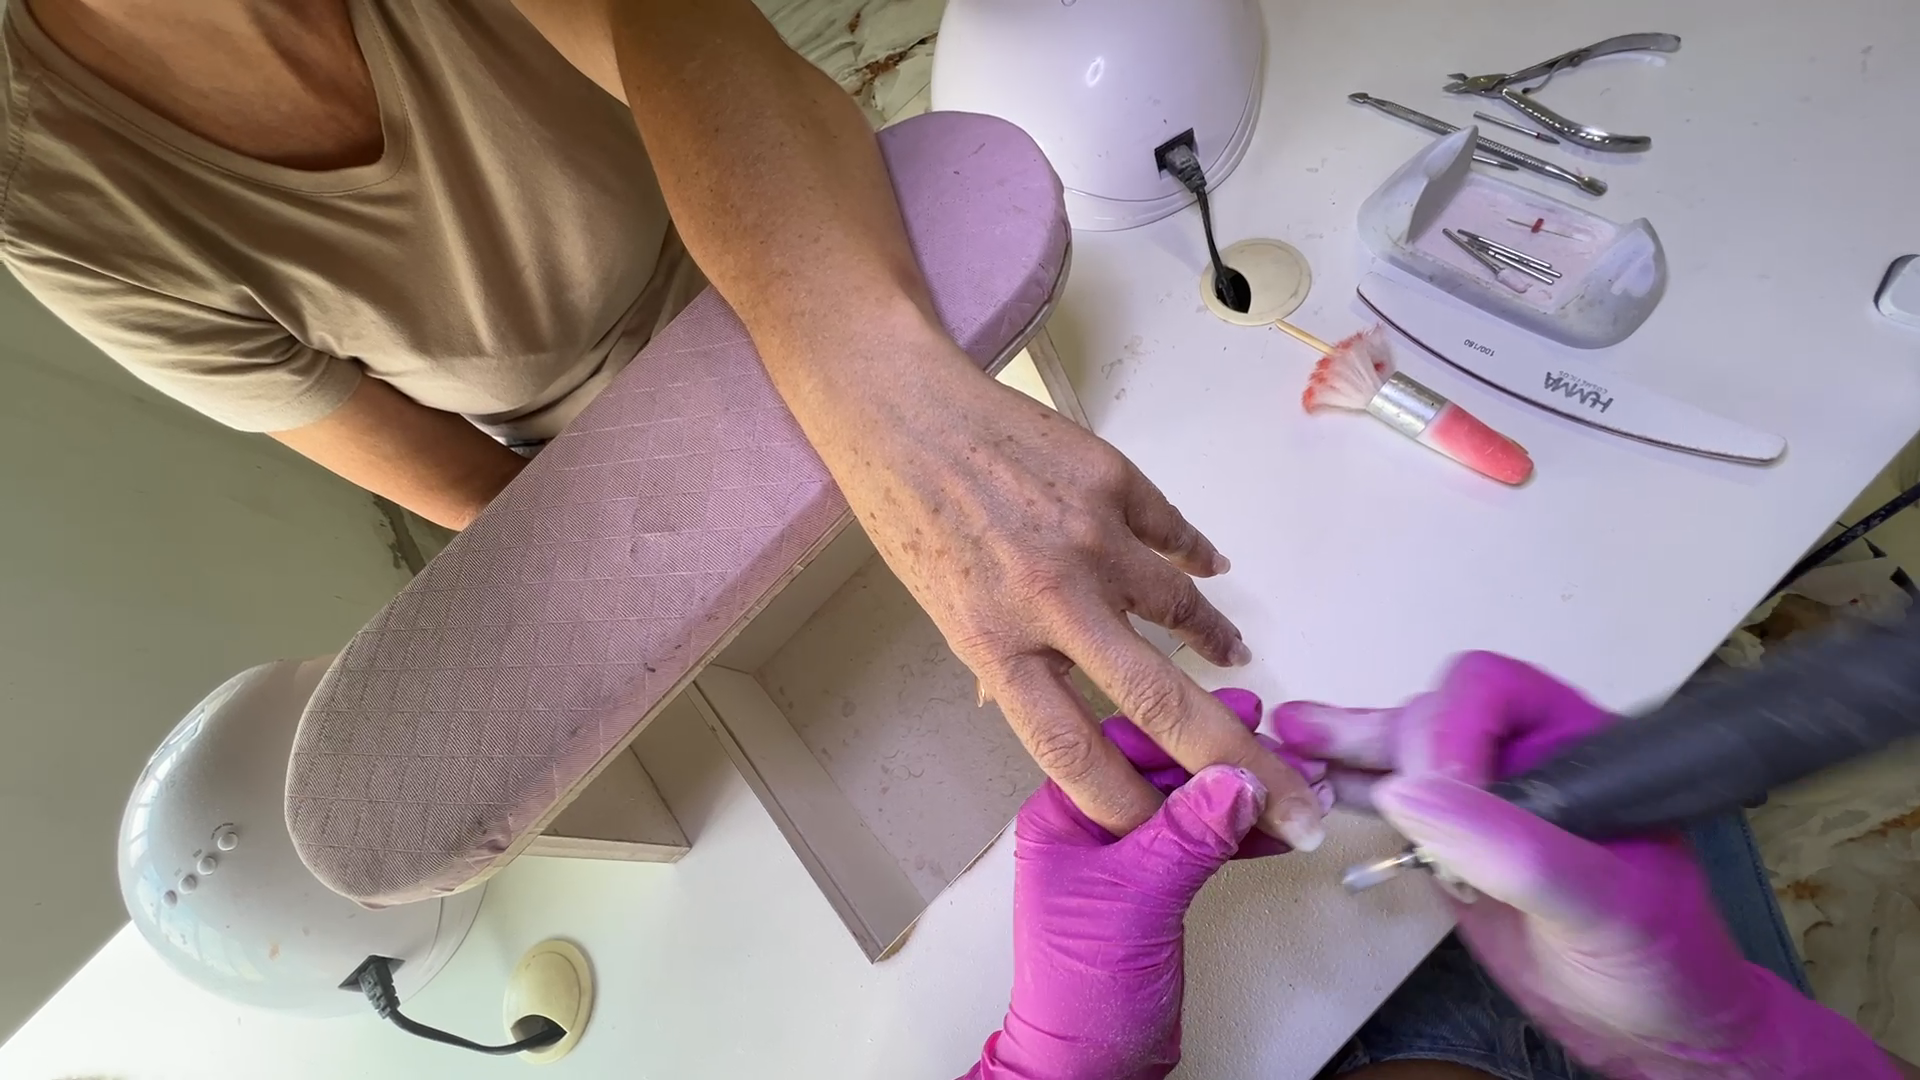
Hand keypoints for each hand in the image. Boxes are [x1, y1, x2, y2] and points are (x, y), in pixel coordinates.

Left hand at [819, 349, 1324, 850]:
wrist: (905, 416)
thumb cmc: (909, 516)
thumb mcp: (945, 610)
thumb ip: (1011, 658)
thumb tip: (1064, 699)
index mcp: (995, 642)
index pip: (1073, 752)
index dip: (1131, 808)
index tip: (1174, 833)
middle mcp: (1050, 596)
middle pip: (1159, 701)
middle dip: (1239, 767)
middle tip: (1294, 806)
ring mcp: (1089, 534)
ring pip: (1181, 605)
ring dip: (1214, 639)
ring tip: (1231, 655)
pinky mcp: (1111, 478)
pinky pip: (1173, 531)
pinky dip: (1193, 556)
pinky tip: (1207, 569)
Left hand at [965, 690, 1330, 1079]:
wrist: (1091, 1066)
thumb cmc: (1080, 990)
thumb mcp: (1135, 898)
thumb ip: (1184, 835)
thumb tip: (1233, 777)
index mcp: (1065, 811)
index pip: (1126, 747)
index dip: (1184, 729)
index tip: (1239, 717)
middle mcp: (1092, 823)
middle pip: (1164, 772)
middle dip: (1223, 760)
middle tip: (1276, 745)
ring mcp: (1125, 852)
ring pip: (1190, 805)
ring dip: (1241, 796)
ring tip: (1293, 782)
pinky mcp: (1156, 881)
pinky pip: (1203, 841)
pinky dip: (1241, 832)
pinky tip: (1272, 824)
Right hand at [1273, 652, 1902, 1079]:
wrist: (1644, 1028)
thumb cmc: (1654, 964)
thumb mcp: (1602, 907)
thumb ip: (1512, 849)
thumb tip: (1402, 793)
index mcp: (1570, 739)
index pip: (1487, 690)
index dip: (1447, 727)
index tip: (1431, 791)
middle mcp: (1513, 748)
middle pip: (1426, 714)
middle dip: (1381, 742)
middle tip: (1352, 782)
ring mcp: (1472, 786)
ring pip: (1391, 745)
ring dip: (1338, 745)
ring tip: (1284, 736)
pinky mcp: (1438, 824)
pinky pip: (1377, 789)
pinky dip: (1337, 783)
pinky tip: (1300, 777)